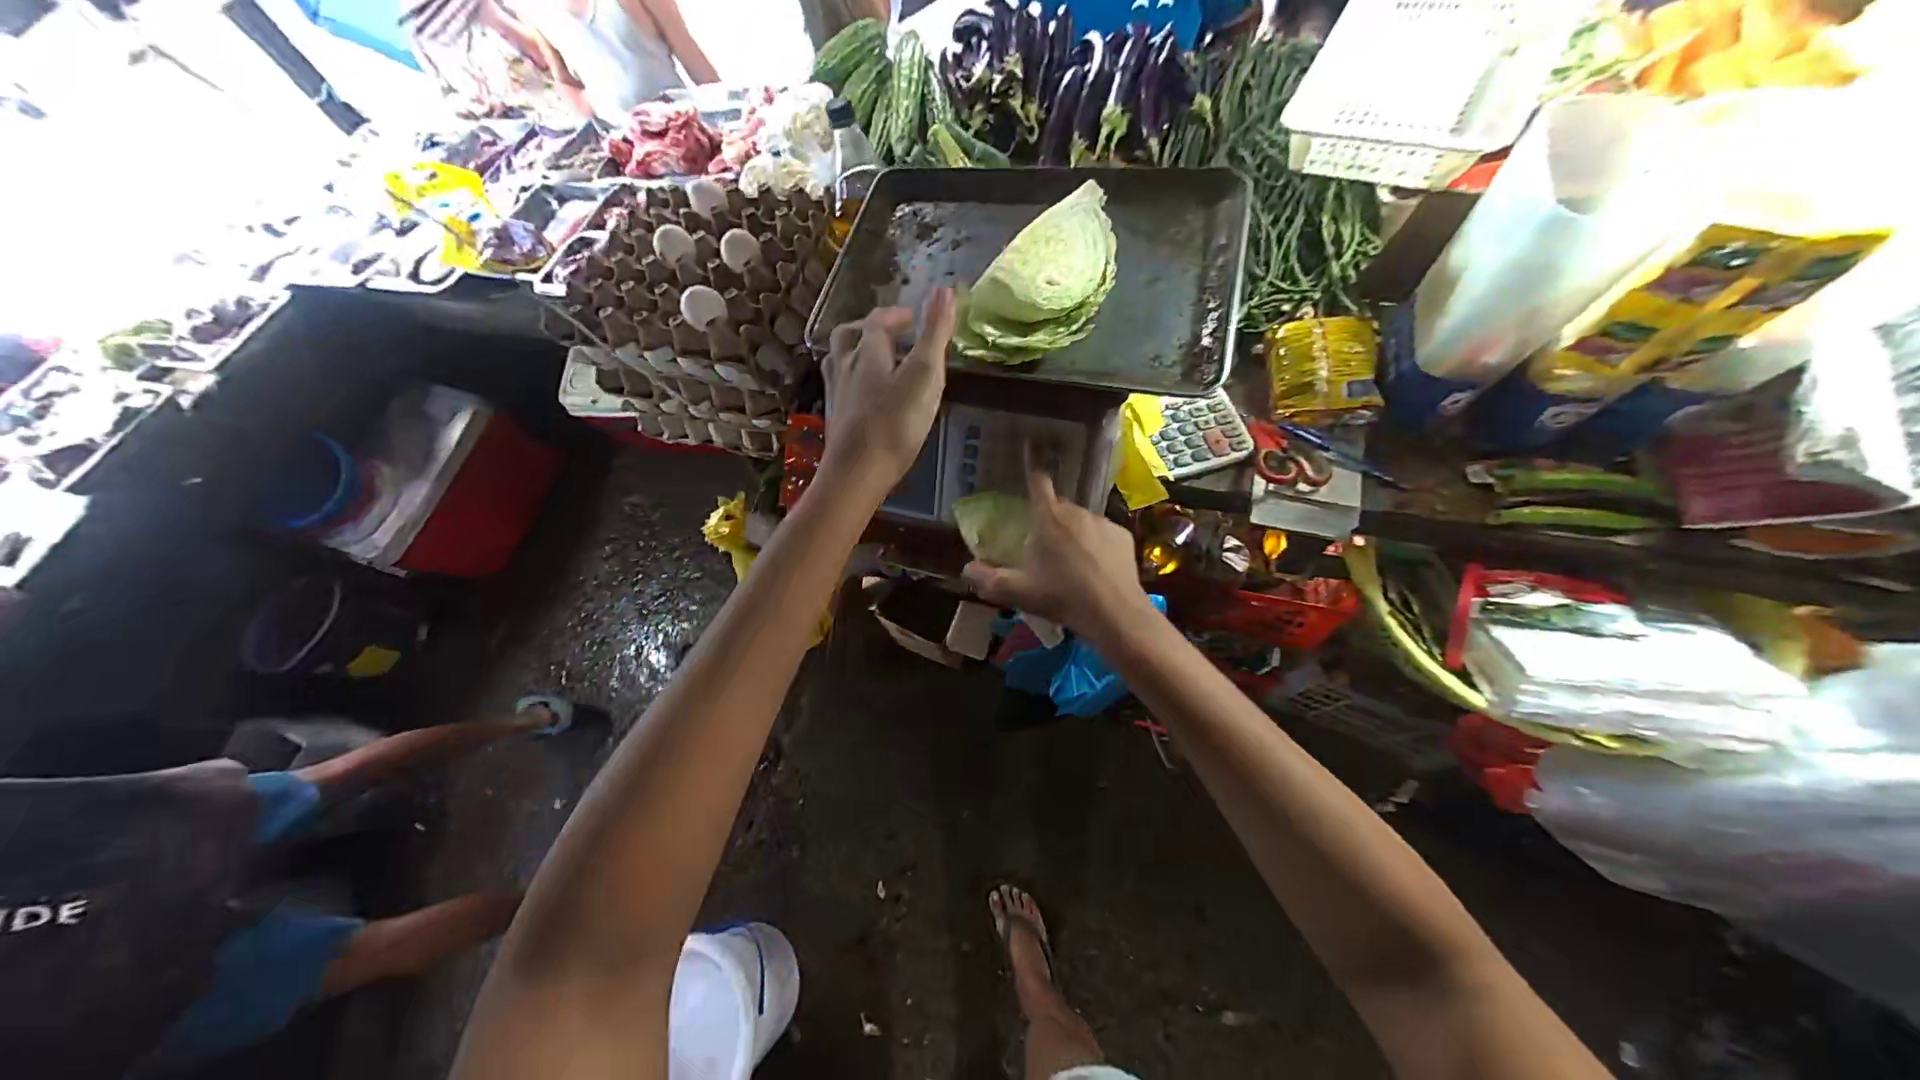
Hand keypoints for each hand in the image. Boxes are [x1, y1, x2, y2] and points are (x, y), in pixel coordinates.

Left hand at [820, 289, 956, 497]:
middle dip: (869, 329)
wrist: (857, 472)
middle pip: (849, 336)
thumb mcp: (924, 374)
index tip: (914, 318)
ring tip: (875, 359)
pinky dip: (853, 380)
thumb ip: (934, 333)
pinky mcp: (835, 418)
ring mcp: (836, 393)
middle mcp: (844, 366)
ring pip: (839, 361)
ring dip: (856, 352)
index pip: (878, 321)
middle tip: (891, 333)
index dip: (896, 315)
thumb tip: (945, 289)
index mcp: (867, 351)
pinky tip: (865, 395)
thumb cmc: (895, 423)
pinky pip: (840, 387)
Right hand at [962, 463, 1151, 638]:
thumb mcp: (1018, 592)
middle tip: (1046, 550)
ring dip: (1075, 535)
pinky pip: (1104, 535)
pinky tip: (1096, 569)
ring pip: (1082, 522)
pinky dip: (1098, 546)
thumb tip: (966, 568)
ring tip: (1073, 565)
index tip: (1031, 449)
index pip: (1038, 481)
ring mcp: (1102, 522)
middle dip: (1051, 521)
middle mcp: (1076, 511)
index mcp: (1047, 518)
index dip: (1033, 468)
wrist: (1113, 613)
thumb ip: (988, 579)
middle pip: (1058, 508)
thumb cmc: (1061, 597)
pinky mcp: (1123, 535)